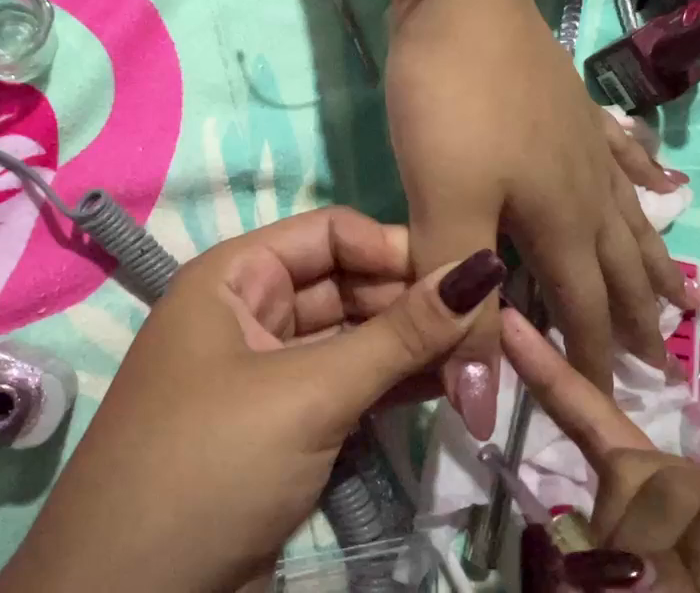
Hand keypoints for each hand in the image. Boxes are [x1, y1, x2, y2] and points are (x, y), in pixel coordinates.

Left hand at [0, 209, 504, 592]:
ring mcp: (270, 371)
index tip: (465, 278)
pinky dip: (396, 386)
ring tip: (485, 359)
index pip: (332, 234)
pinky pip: (351, 385)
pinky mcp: (288, 425)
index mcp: (235, 276)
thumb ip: (400, 334)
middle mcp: (252, 311)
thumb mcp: (308, 393)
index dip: (396, 249)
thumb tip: (483, 268)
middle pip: (349, 284)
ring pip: (356, 338)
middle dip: (415, 304)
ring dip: (415, 348)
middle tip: (490, 327)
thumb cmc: (209, 465)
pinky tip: (452, 387)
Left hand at [385, 0, 697, 437]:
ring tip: (682, 297)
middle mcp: (587, 188)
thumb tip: (481, 403)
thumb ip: (459, 293)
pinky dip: (643, 176)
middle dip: (634, 320)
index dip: (591, 357)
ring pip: (630, 218)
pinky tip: (661, 181)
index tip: (608, 400)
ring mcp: (586, 142)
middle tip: (658, 364)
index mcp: (558, 219)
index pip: (583, 309)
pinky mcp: (574, 106)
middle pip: (619, 268)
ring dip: (653, 263)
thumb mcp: (444, 200)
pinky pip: (622, 154)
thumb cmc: (450, 101)